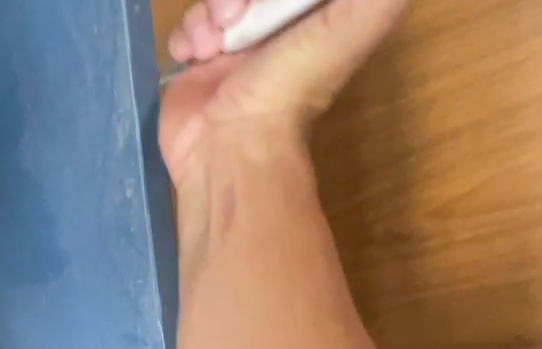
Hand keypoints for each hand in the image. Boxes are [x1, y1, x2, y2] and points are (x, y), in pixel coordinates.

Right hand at [160, 0, 407, 185]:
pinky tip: (193, 55)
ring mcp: (232, 46)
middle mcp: (274, 26)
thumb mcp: (356, 23)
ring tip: (211, 45)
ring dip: (208, 11)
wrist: (229, 144)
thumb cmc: (290, 85)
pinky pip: (187, 29)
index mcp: (315, 13)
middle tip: (234, 14)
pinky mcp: (196, 66)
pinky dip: (185, 35)